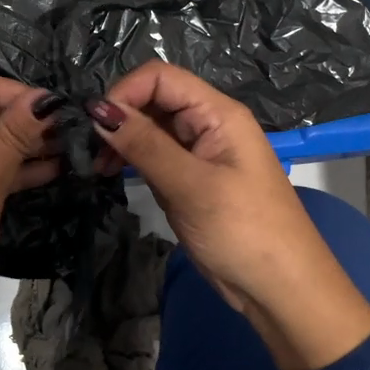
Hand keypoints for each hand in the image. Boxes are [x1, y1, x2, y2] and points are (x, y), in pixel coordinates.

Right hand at [88, 61, 369, 369]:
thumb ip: (144, 145)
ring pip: (149, 127)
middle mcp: (207, 124)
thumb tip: (96, 110)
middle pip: (153, 98)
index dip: (125, 91)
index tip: (96, 124)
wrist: (281, 291)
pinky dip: (130, 159)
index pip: (160, 77)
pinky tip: (111, 175)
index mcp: (218, 114)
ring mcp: (198, 153)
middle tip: (89, 149)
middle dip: (118, 116)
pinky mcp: (189, 179)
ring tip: (97, 166)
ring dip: (121, 139)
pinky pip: (153, 154)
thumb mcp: (190, 186)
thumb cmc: (244, 233)